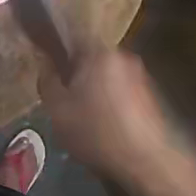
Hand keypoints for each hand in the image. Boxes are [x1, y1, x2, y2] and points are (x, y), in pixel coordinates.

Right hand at [39, 49, 180, 181]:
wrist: (144, 160)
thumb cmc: (96, 131)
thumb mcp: (58, 110)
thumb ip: (48, 80)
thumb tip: (46, 63)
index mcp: (100, 53)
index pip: (74, 36)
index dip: (58, 48)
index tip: (47, 63)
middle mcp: (123, 56)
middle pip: (91, 57)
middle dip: (76, 72)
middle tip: (63, 95)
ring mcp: (140, 75)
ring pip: (107, 74)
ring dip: (94, 87)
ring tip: (82, 113)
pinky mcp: (150, 94)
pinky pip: (121, 88)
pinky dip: (110, 99)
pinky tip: (104, 121)